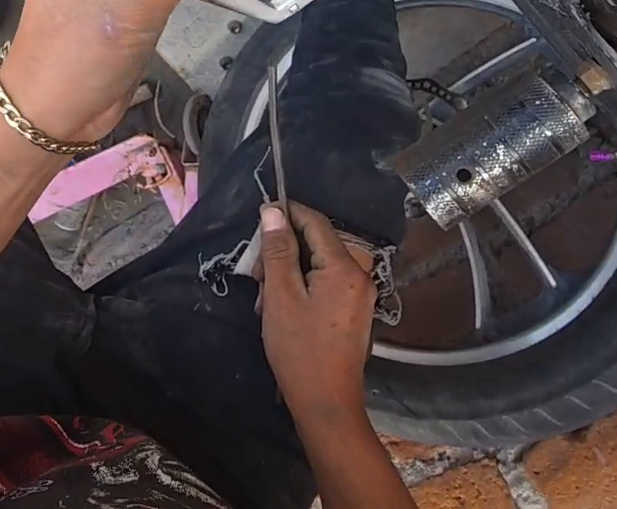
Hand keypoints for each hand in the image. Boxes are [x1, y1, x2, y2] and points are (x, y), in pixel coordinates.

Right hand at [257, 202, 376, 423]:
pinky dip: (302, 284)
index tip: (257, 220)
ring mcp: (359, 294)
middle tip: (257, 273)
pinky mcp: (353, 310)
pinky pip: (325, 281)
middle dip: (283, 249)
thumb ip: (277, 250)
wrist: (327, 405)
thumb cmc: (300, 350)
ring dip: (289, 269)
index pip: (315, 221)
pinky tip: (282, 304)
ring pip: (318, 262)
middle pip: (316, 241)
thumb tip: (272, 211)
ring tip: (266, 296)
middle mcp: (359, 275)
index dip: (285, 213)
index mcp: (344, 268)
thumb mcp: (281, 296)